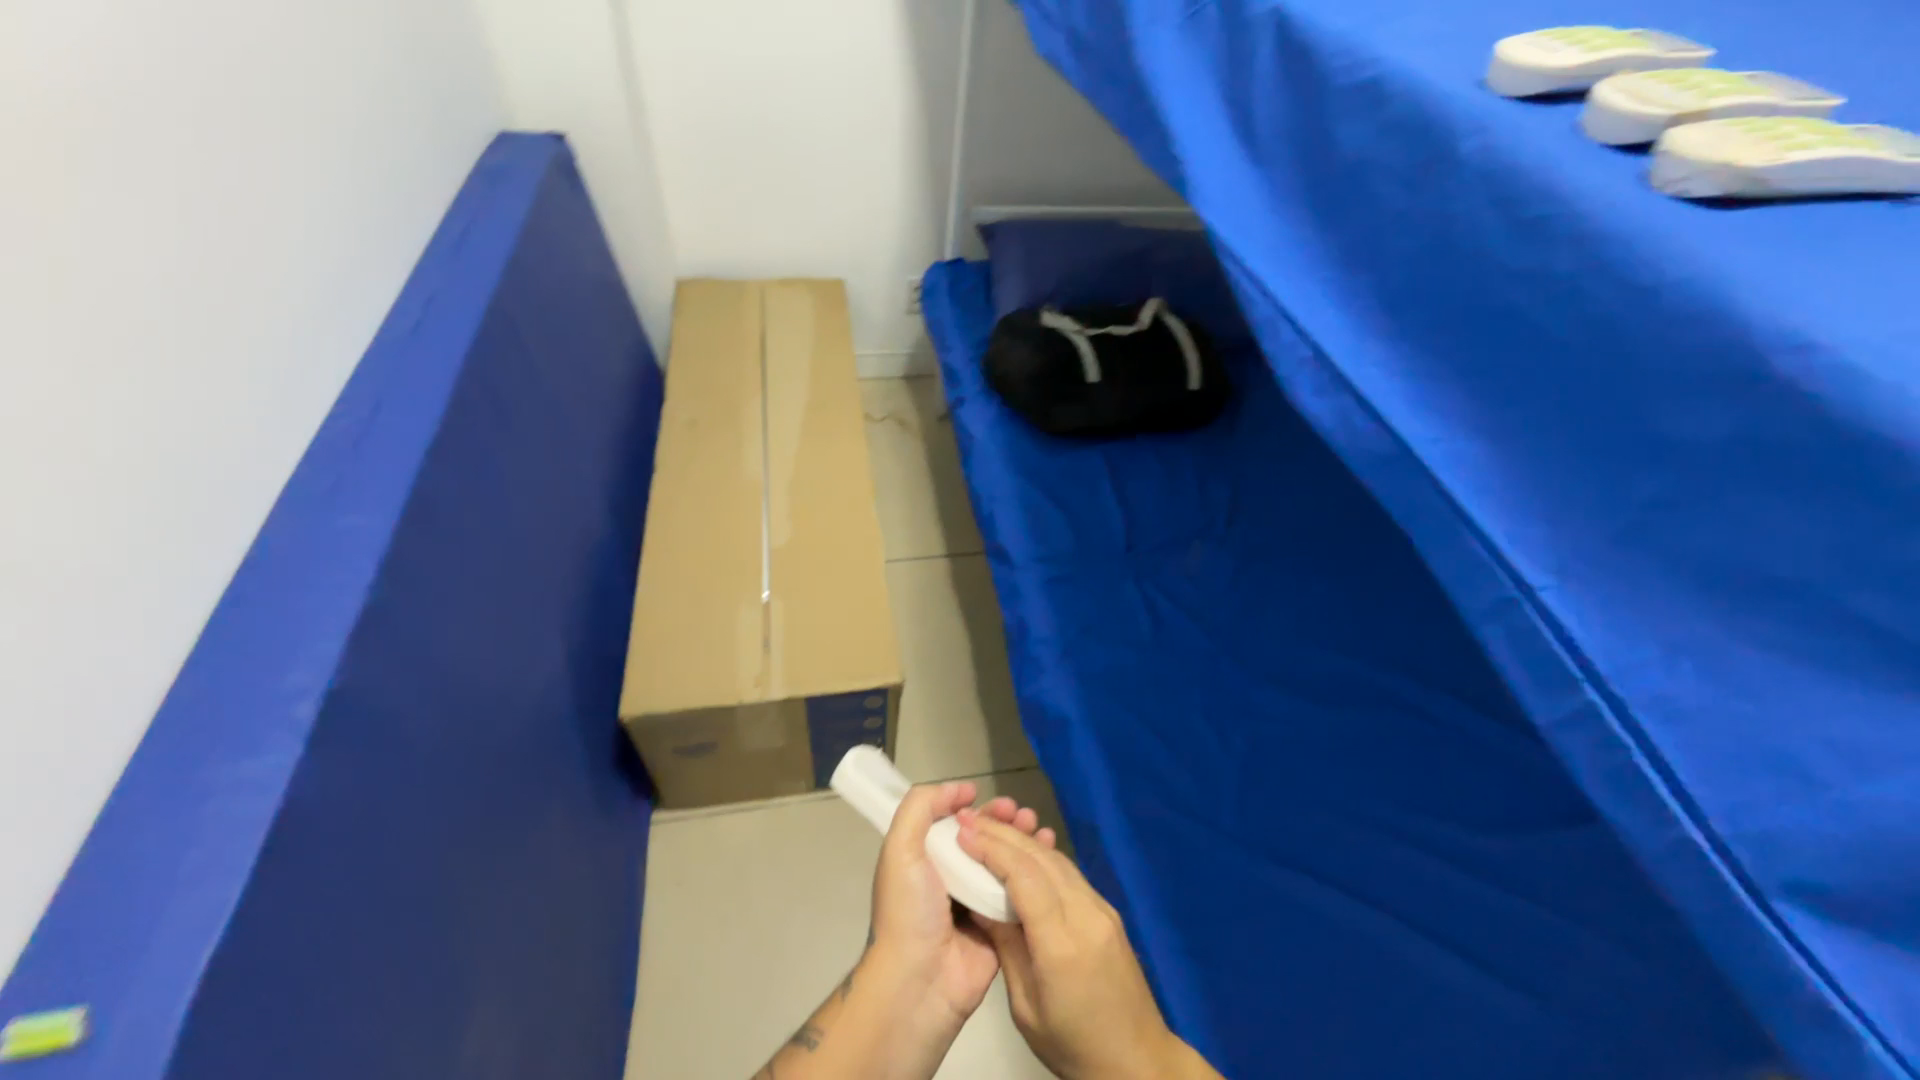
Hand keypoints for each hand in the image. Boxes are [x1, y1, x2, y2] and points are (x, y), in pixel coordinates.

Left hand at [868, 781, 1054, 1035]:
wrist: (922, 980)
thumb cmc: (909, 910)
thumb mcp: (900, 848)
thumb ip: (920, 808)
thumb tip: (960, 789)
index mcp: (924, 859)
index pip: (955, 824)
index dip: (977, 809)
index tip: (997, 801)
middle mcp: (950, 878)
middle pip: (985, 841)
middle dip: (1006, 823)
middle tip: (1025, 814)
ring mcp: (977, 903)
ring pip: (1006, 865)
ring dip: (1024, 844)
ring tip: (1042, 831)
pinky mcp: (1001, 927)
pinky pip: (1021, 895)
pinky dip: (1036, 876)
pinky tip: (1052, 859)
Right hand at [956, 815, 1219, 1079]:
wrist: (1137, 1060)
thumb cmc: (1072, 1044)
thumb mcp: (1025, 1006)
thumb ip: (1005, 947)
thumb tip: (979, 902)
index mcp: (1063, 945)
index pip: (1025, 877)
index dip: (992, 849)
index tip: (962, 832)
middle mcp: (1087, 915)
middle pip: (1041, 859)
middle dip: (1002, 834)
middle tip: (967, 819)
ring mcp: (1102, 910)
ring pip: (1057, 860)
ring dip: (1021, 839)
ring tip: (988, 828)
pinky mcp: (1108, 912)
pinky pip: (1069, 873)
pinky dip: (1040, 856)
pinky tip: (1021, 851)